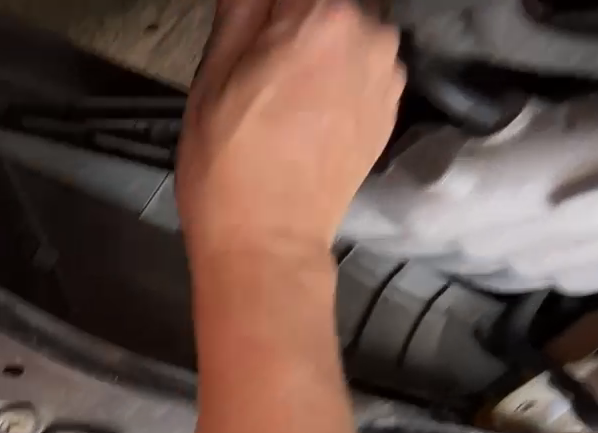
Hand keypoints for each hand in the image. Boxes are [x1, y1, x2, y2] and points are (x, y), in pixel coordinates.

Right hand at [176, 0, 402, 266]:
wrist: (268, 244)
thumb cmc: (225, 171)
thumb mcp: (208, 89)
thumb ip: (237, 18)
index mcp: (318, 14)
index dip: (262, 13)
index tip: (245, 34)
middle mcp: (367, 28)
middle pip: (323, 7)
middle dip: (291, 28)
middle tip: (255, 76)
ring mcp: (386, 69)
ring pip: (346, 38)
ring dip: (317, 54)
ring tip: (280, 105)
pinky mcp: (389, 107)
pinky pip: (361, 72)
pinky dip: (336, 83)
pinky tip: (304, 123)